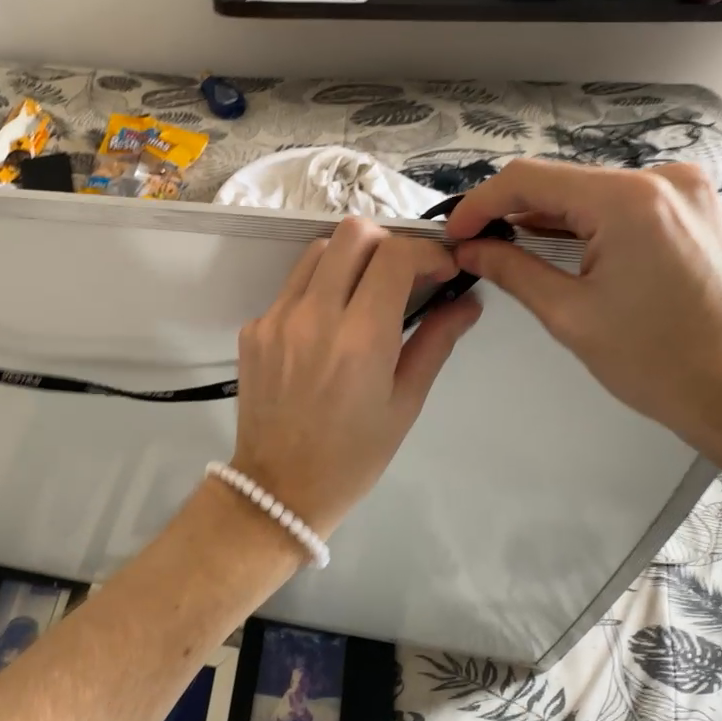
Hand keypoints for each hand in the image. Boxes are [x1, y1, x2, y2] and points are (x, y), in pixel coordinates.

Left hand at [232, 217, 483, 537]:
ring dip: (349, 257)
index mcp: (360, 338)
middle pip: (352, 233)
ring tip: (366, 290)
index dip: (426, 251)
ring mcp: (276, 318)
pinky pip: (292, 286)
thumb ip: (436, 342)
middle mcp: (314, 316)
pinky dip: (318, 289)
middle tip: (403, 272)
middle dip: (387, 241)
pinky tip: (329, 324)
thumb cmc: (353, 455)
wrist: (279, 487)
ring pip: (317, 251)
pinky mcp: (253, 327)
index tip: (440, 269)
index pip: (395, 255)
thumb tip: (467, 301)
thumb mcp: (405, 403)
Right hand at [447, 159, 721, 469]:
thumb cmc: (661, 363)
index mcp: (629, 199)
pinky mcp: (695, 211)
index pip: (528, 178)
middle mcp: (661, 179)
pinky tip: (558, 246)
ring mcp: (685, 192)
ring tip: (507, 248)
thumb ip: (511, 269)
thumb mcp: (570, 315)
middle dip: (511, 211)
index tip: (453, 234)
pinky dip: (586, 223)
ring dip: (547, 217)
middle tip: (474, 246)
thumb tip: (468, 249)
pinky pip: (623, 204)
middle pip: (561, 181)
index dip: (479, 203)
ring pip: (591, 192)